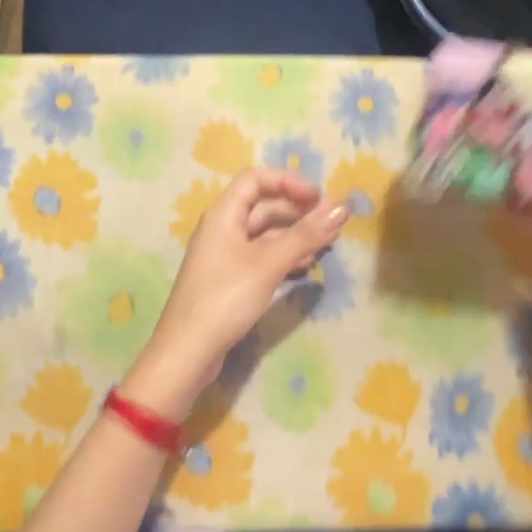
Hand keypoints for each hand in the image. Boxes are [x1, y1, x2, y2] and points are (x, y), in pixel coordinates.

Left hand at [124, 169, 348, 417]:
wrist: (188, 352)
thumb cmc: (225, 299)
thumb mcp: (268, 264)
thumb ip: (305, 235)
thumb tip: (343, 206)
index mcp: (223, 214)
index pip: (256, 179)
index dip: (289, 182)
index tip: (320, 197)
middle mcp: (222, 228)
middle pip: (263, 205)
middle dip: (298, 210)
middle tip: (333, 223)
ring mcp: (225, 255)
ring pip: (264, 233)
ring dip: (295, 235)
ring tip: (328, 245)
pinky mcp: (230, 279)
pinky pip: (261, 256)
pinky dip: (284, 256)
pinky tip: (306, 267)